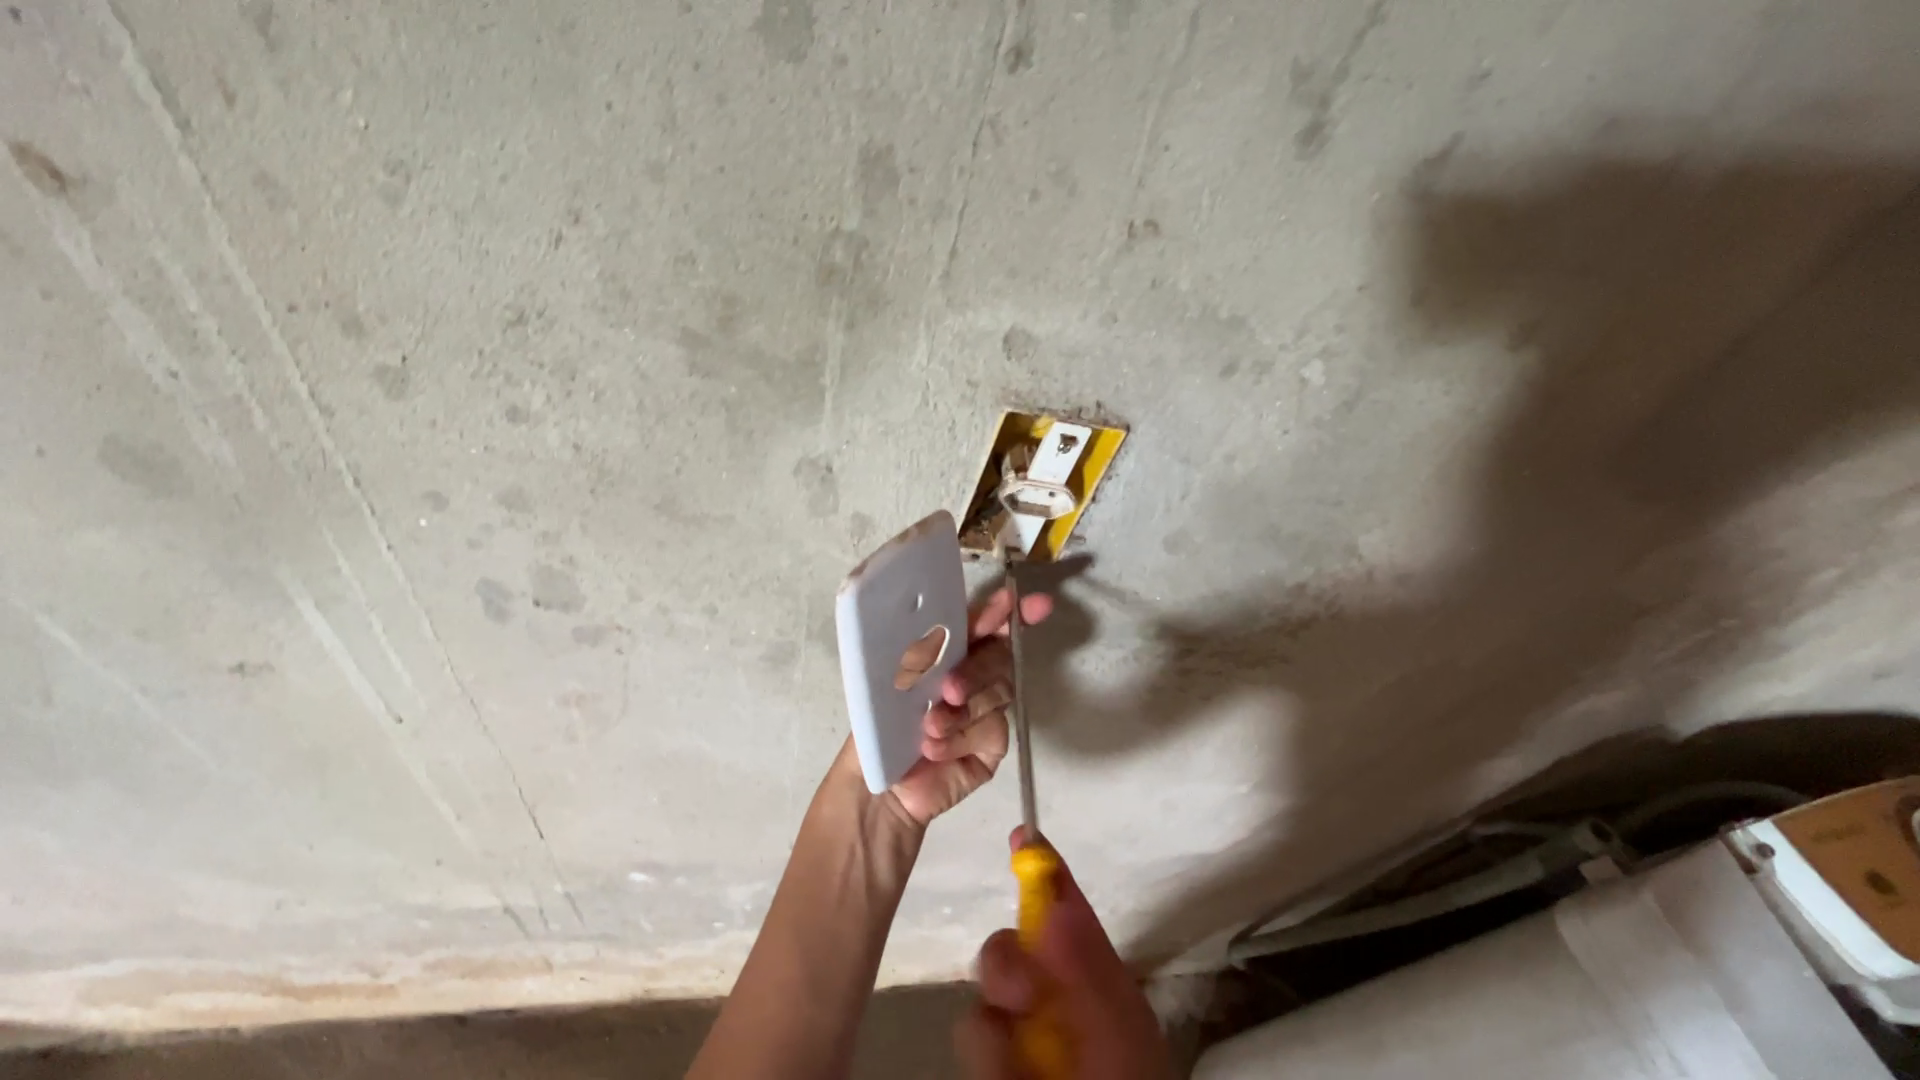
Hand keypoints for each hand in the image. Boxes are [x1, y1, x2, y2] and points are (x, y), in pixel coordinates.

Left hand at [883, 585, 1052, 827]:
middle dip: (976, 669)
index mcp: (948, 654)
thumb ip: (922, 652)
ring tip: (929, 728)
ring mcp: (987, 710)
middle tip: (949, 689)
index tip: (1014, 601)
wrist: (877, 787)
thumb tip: (945, 626)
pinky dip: (961, 738)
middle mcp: (973, 676)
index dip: (1002, 611)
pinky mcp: (992, 744)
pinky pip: (991, 730)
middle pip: (997, 656)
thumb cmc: (878, 728)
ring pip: (998, 692)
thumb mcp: (892, 682)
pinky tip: (934, 750)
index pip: (981, 625)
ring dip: (962, 710)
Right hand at [957, 830, 1172, 1078]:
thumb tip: (1047, 870)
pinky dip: (988, 1054)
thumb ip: (1080, 950)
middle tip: (1021, 997)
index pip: (1065, 911)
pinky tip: (1010, 1074)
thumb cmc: (1120, 1079)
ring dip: (995, 1027)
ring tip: (1021, 1067)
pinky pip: (975, 1033)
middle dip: (1007, 965)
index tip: (1023, 834)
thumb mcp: (1115, 1021)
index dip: (1044, 869)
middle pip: (1010, 948)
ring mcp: (1026, 1034)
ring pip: (985, 995)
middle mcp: (1056, 999)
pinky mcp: (998, 1061)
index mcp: (1095, 980)